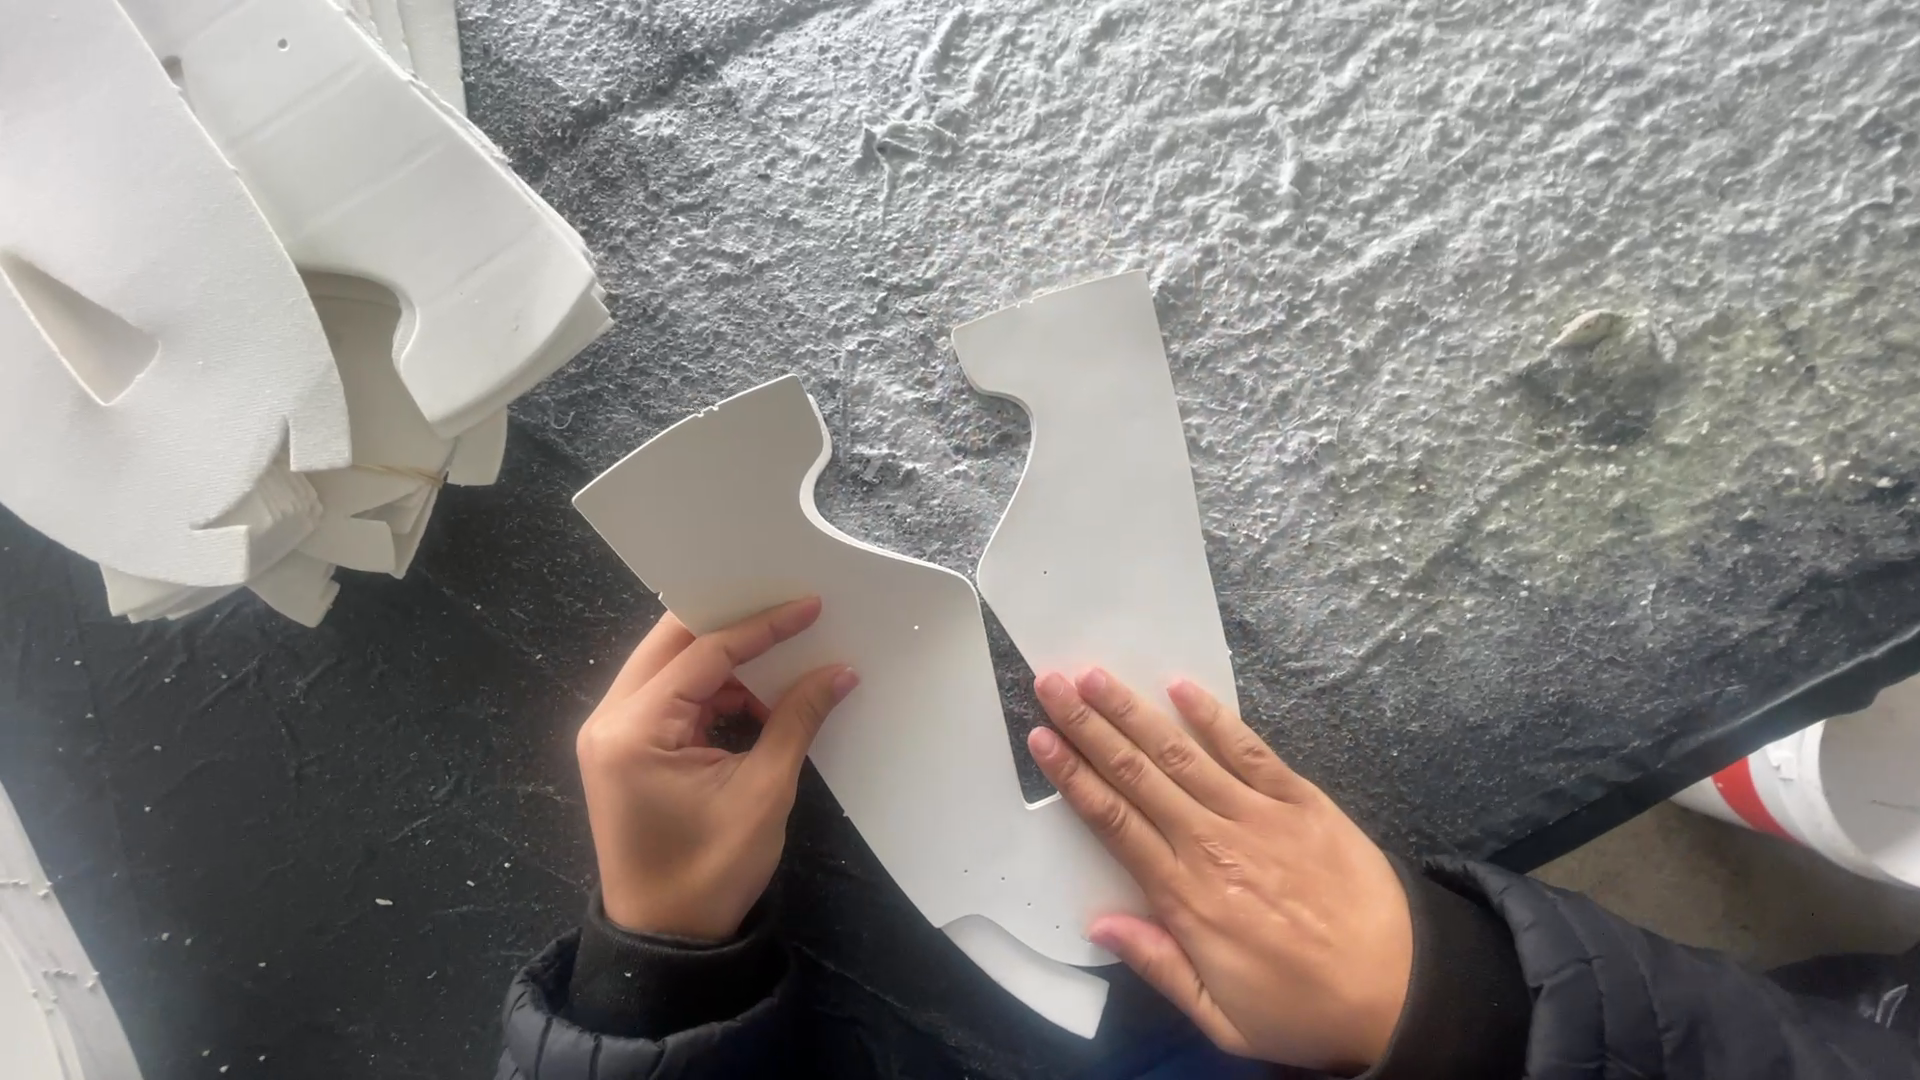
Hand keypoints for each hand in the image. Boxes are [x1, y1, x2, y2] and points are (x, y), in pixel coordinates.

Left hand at [576, 597, 856, 940]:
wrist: (667, 943)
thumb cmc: (711, 872)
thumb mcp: (764, 791)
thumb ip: (798, 719)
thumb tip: (841, 670)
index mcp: (634, 730)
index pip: (703, 653)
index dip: (761, 626)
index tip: (807, 606)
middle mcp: (611, 720)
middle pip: (672, 644)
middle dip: (731, 626)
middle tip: (784, 611)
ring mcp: (614, 735)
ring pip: (672, 667)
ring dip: (725, 663)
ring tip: (780, 663)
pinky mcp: (628, 749)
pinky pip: (674, 697)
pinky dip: (715, 692)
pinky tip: (755, 702)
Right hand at [1027, 670, 1411, 1074]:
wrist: (1406, 991)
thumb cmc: (1303, 1007)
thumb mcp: (1222, 1019)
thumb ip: (1158, 964)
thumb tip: (1097, 923)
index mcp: (1185, 894)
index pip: (1113, 820)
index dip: (1072, 775)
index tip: (1041, 737)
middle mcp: (1210, 841)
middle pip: (1135, 773)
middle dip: (1088, 725)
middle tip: (1052, 683)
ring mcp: (1256, 814)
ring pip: (1180, 753)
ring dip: (1133, 711)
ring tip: (1096, 675)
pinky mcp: (1298, 798)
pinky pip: (1249, 750)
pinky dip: (1214, 717)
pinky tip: (1180, 686)